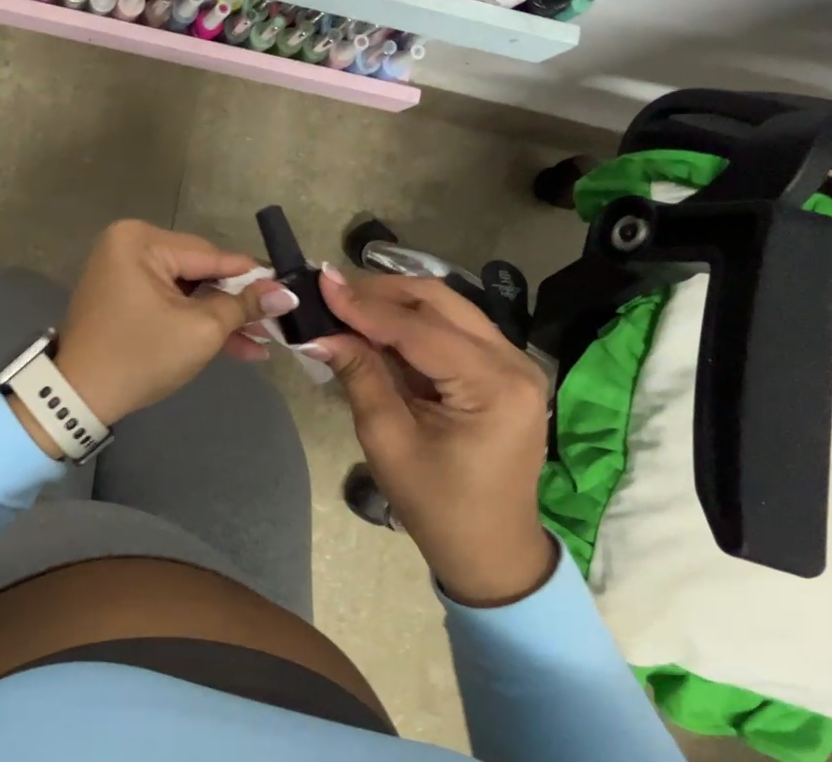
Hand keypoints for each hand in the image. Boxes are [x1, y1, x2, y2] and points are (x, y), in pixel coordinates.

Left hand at [48, 221, 296, 428]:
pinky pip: (168, 302)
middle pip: (199, 271)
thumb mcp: (200, 330)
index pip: (211, 255)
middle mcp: (128, 246)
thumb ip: (243, 306)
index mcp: (140, 240)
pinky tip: (237, 346)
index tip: (290, 291)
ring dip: (220, 317)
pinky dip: (194, 321)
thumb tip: (286, 292)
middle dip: (237, 302)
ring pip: (187, 291)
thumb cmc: (140, 356)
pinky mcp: (122, 297)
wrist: (79, 395)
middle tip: (279, 323)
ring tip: (264, 341)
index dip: (253, 276)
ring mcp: (122, 272)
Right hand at [305, 270, 556, 606]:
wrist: (490, 547)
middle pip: (439, 302)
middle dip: (380, 292)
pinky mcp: (501, 370)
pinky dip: (410, 322)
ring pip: (446, 308)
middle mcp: (514, 363)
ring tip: (344, 304)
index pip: (418, 329)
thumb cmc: (437, 504)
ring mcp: (513, 364)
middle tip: (328, 291)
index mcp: (494, 386)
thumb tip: (317, 332)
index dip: (364, 306)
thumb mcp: (388, 440)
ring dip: (394, 302)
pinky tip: (373, 326)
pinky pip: (451, 329)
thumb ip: (359, 376)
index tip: (319, 283)